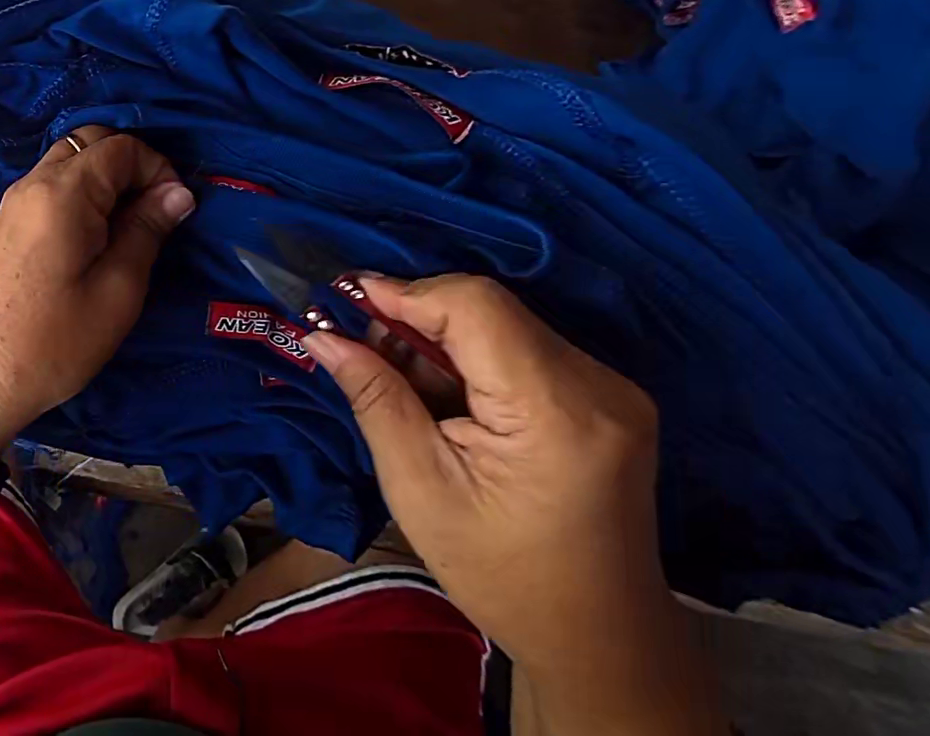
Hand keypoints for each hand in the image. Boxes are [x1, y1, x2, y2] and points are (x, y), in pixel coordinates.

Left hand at [0, 125, 194, 476]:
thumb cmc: (58, 340)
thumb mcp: (119, 288)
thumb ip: (148, 229)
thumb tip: (179, 192)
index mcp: (62, 192)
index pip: (120, 146)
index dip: (158, 168)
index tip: (175, 209)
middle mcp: (33, 182)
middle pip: (91, 142)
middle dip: (132, 166)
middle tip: (154, 213)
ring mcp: (16, 200)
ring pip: (71, 160)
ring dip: (107, 179)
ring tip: (130, 226)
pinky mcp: (9, 221)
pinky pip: (53, 183)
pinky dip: (84, 192)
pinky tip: (98, 232)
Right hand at [302, 275, 722, 734]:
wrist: (599, 638)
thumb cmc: (500, 573)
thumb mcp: (417, 487)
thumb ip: (374, 397)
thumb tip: (321, 335)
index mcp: (557, 412)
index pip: (476, 306)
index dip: (405, 291)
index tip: (344, 298)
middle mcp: (597, 384)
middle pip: (487, 308)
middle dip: (413, 315)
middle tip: (359, 344)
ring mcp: (608, 388)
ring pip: (500, 321)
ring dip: (435, 335)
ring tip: (393, 373)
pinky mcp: (602, 395)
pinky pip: (517, 344)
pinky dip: (465, 352)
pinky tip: (438, 388)